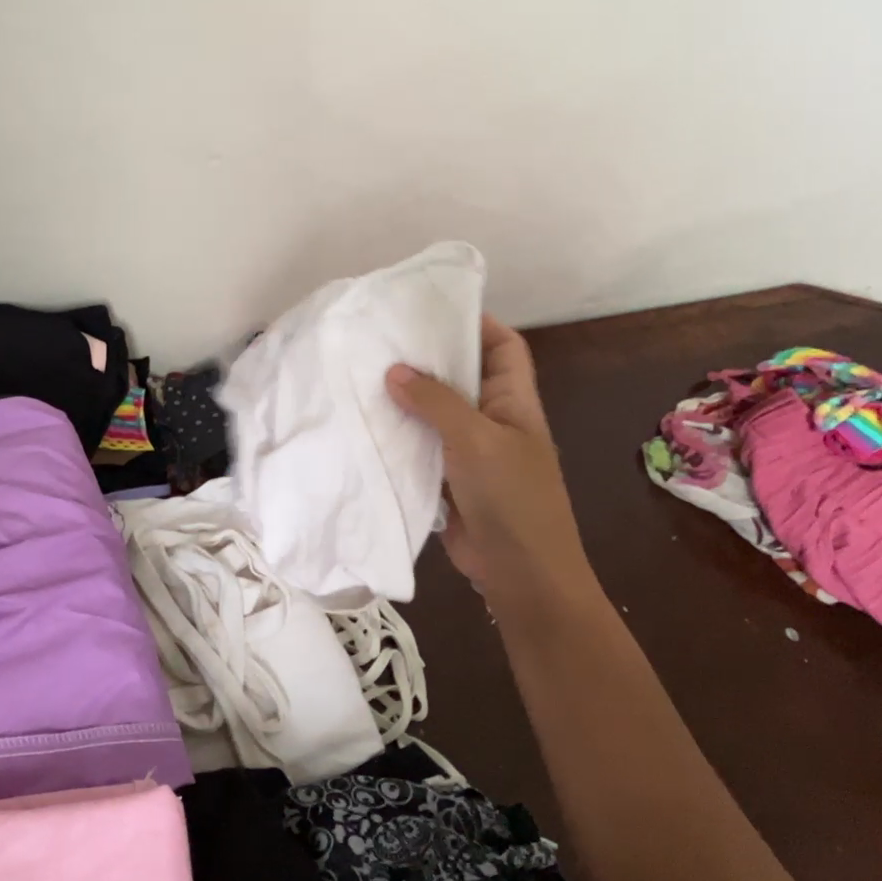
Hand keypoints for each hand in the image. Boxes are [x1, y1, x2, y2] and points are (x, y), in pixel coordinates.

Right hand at [386, 315, 600, 611]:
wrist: (520, 572)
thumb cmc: (511, 498)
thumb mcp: (476, 440)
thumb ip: (436, 402)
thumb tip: (394, 370)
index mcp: (514, 403)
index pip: (503, 348)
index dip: (477, 324)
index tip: (432, 308)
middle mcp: (492, 421)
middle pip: (461, 377)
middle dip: (427, 358)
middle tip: (380, 339)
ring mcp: (468, 452)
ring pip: (435, 414)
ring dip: (405, 399)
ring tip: (362, 374)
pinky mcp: (445, 479)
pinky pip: (419, 447)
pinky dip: (396, 436)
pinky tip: (364, 424)